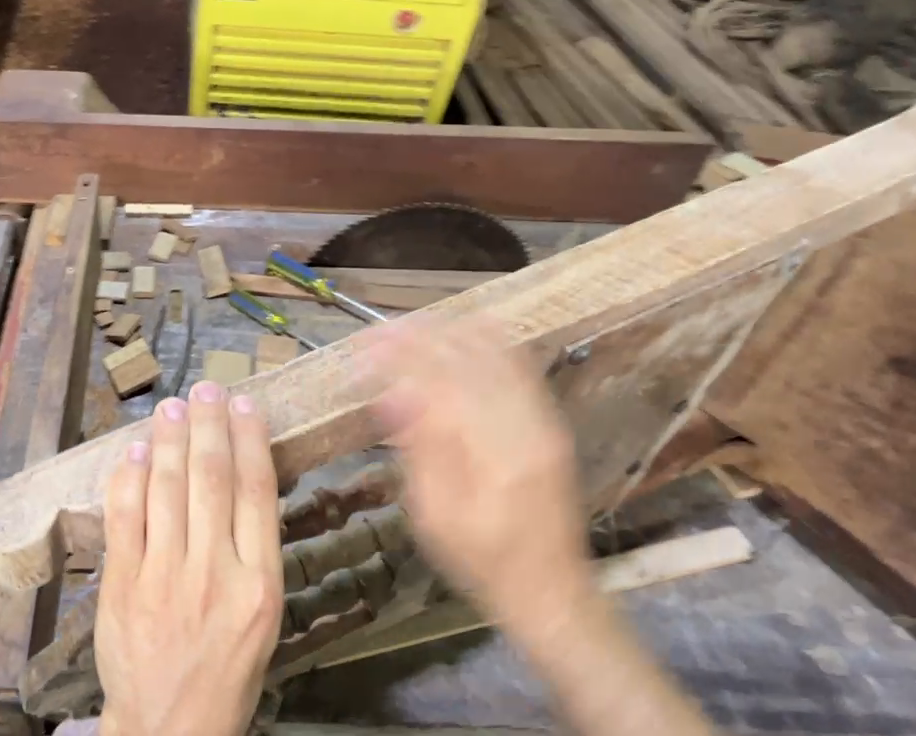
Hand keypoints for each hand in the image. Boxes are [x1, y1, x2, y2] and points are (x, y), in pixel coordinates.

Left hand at [96, 381, 283, 735]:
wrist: (170, 726)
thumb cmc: (227, 669)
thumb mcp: (262, 613)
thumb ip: (251, 548)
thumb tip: (236, 480)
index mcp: (259, 582)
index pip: (255, 491)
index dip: (249, 439)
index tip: (244, 404)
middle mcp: (214, 572)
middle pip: (210, 478)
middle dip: (207, 424)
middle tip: (205, 388)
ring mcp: (164, 576)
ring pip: (167, 488)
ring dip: (169, 439)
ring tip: (171, 406)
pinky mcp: (123, 584)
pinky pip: (125, 517)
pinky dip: (130, 477)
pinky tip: (137, 450)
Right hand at [366, 312, 593, 639]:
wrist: (552, 590)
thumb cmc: (483, 562)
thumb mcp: (437, 518)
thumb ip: (420, 452)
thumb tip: (392, 396)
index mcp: (494, 453)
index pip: (439, 381)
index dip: (398, 357)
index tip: (364, 348)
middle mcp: (524, 425)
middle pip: (468, 359)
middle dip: (419, 336)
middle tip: (378, 331)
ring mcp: (542, 419)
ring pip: (496, 353)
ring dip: (450, 331)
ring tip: (411, 324)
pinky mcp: (548, 421)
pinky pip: (520, 364)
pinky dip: (488, 339)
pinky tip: (464, 328)